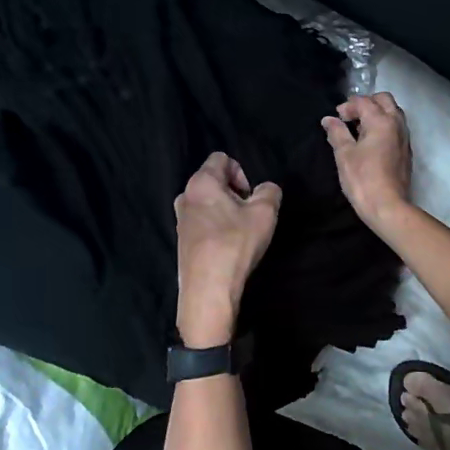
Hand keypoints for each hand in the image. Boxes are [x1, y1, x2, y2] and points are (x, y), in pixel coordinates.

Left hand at [174, 152, 281, 346]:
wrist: (209, 290)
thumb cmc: (236, 244)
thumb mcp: (266, 212)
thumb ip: (270, 191)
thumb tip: (265, 190)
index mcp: (201, 182)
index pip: (222, 158)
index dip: (242, 172)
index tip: (250, 197)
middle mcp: (185, 196)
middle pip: (214, 180)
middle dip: (235, 192)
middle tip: (248, 214)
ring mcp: (180, 219)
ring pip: (208, 202)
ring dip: (226, 210)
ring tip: (239, 232)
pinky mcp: (181, 240)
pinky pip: (202, 221)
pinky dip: (216, 227)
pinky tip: (227, 246)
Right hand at [322, 93, 413, 232]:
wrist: (388, 206)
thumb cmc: (363, 179)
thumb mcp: (344, 154)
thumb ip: (337, 132)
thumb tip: (329, 119)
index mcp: (382, 121)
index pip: (364, 101)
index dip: (347, 106)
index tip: (336, 119)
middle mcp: (397, 124)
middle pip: (384, 100)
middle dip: (366, 103)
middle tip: (350, 117)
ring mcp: (405, 137)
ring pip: (393, 112)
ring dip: (377, 113)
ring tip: (359, 129)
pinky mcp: (406, 150)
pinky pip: (396, 127)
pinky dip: (384, 126)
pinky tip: (370, 142)